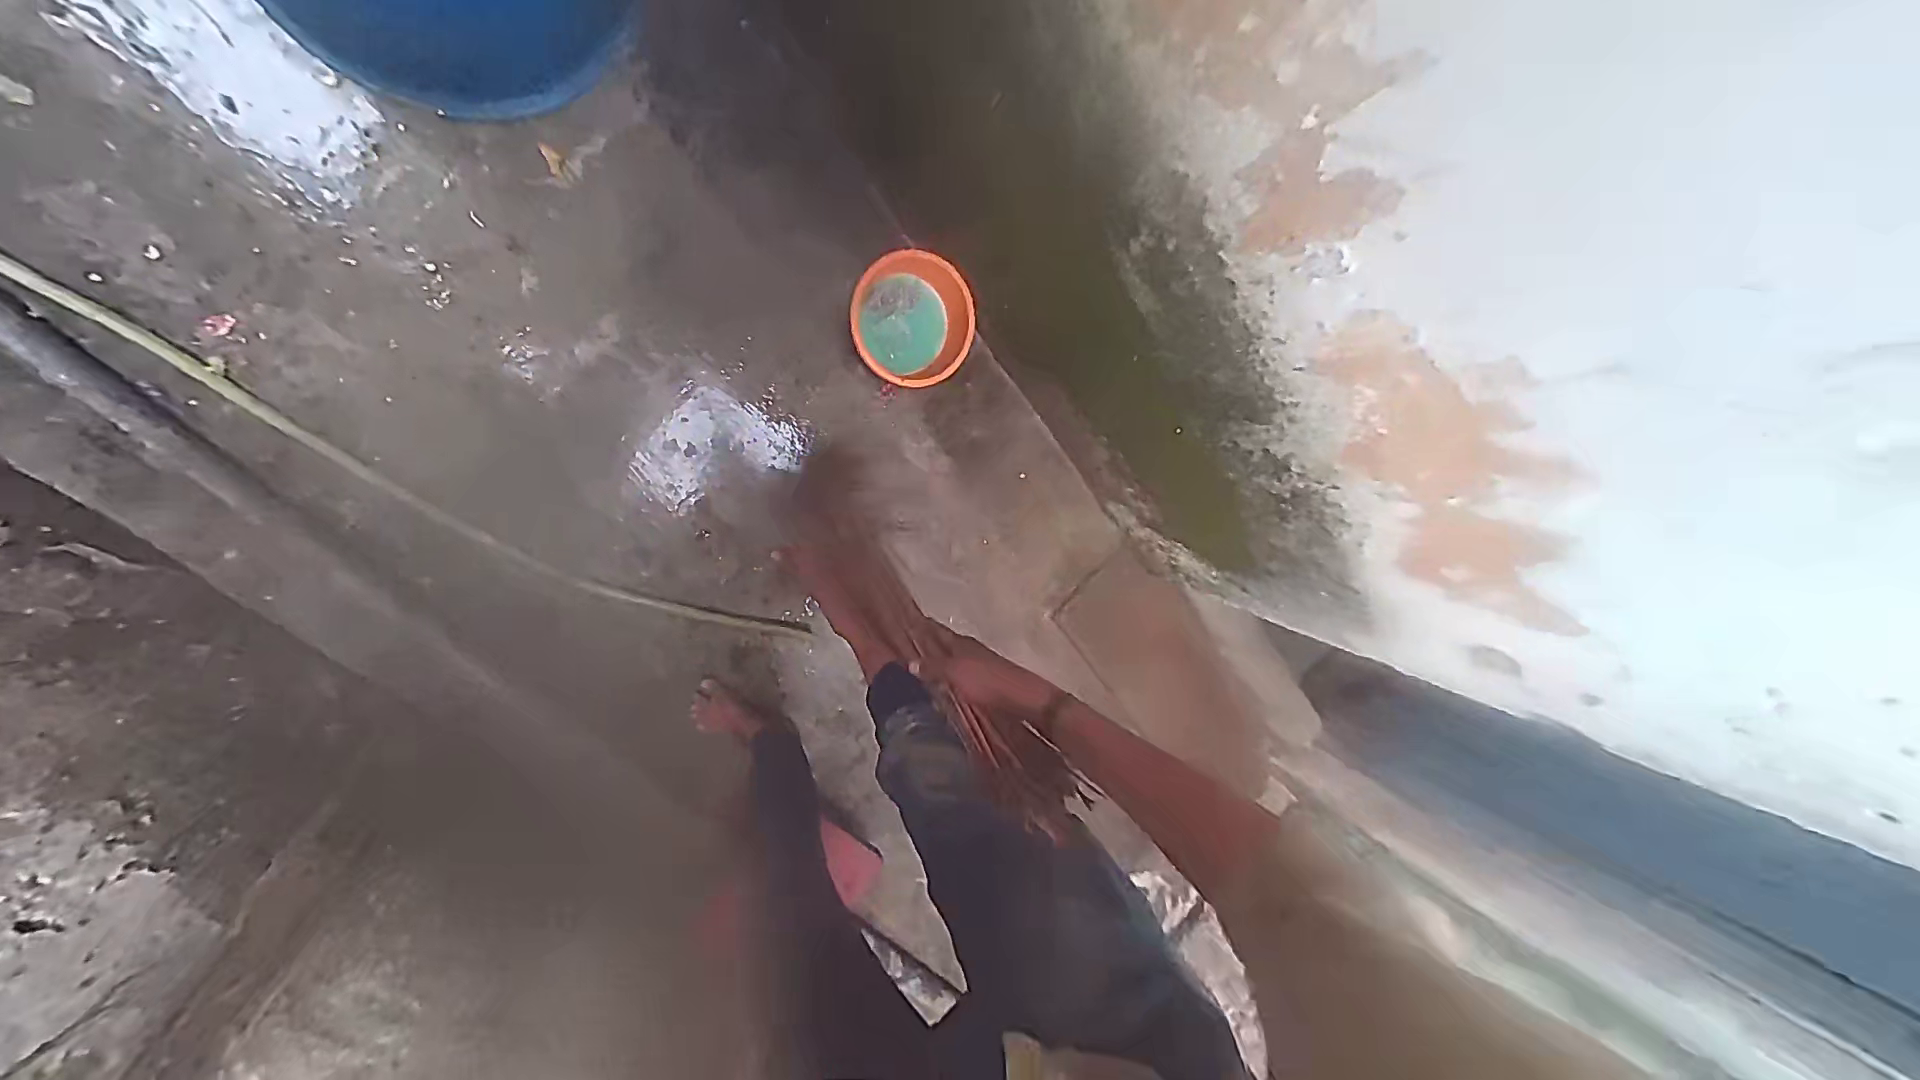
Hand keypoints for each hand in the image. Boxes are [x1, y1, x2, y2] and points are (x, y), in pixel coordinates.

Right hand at [910, 624, 1064, 717]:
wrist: (1023, 698)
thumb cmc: (988, 682)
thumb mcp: (956, 673)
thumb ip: (933, 668)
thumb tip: (909, 662)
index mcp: (961, 643)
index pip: (936, 630)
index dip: (922, 626)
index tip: (904, 623)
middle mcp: (970, 649)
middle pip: (943, 643)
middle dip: (926, 643)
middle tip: (903, 647)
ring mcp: (979, 665)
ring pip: (951, 658)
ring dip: (936, 661)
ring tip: (918, 668)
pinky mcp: (985, 682)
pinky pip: (958, 674)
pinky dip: (947, 676)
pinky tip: (941, 686)